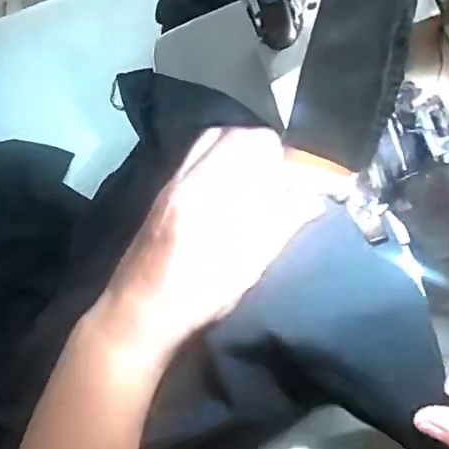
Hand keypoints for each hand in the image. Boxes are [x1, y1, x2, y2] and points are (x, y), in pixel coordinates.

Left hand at [86, 128, 325, 368]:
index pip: (252, 144)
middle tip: (274, 182)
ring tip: (253, 186)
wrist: (136, 313)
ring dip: (237, 152)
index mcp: (205, 194)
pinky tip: (227, 194)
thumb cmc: (193, 300)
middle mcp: (184, 179)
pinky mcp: (162, 193)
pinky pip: (195, 158)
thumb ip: (280, 225)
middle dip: (259, 149)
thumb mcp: (246, 269)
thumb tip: (312, 198)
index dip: (280, 157)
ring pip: (209, 142)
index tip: (291, 183)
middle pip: (229, 135)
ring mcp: (169, 183)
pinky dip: (218, 162)